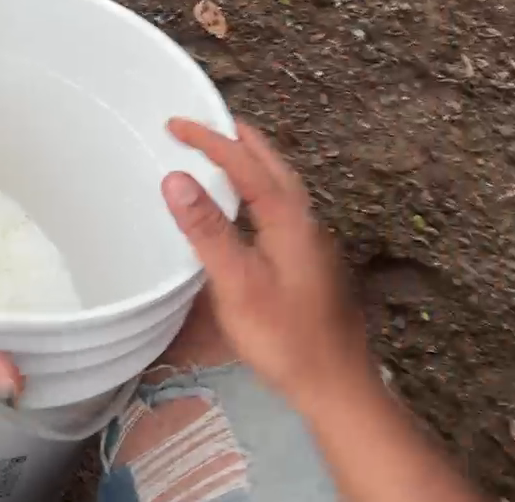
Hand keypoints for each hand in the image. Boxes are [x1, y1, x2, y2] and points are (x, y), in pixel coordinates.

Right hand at [160, 118, 371, 407]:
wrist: (340, 392)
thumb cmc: (284, 338)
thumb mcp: (237, 284)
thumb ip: (207, 230)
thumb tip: (175, 178)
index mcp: (289, 220)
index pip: (246, 164)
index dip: (210, 139)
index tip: (174, 123)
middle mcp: (306, 223)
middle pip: (273, 165)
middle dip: (237, 138)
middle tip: (201, 123)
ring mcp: (312, 243)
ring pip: (280, 183)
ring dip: (248, 160)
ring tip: (218, 150)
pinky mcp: (309, 262)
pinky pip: (279, 203)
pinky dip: (255, 184)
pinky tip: (241, 204)